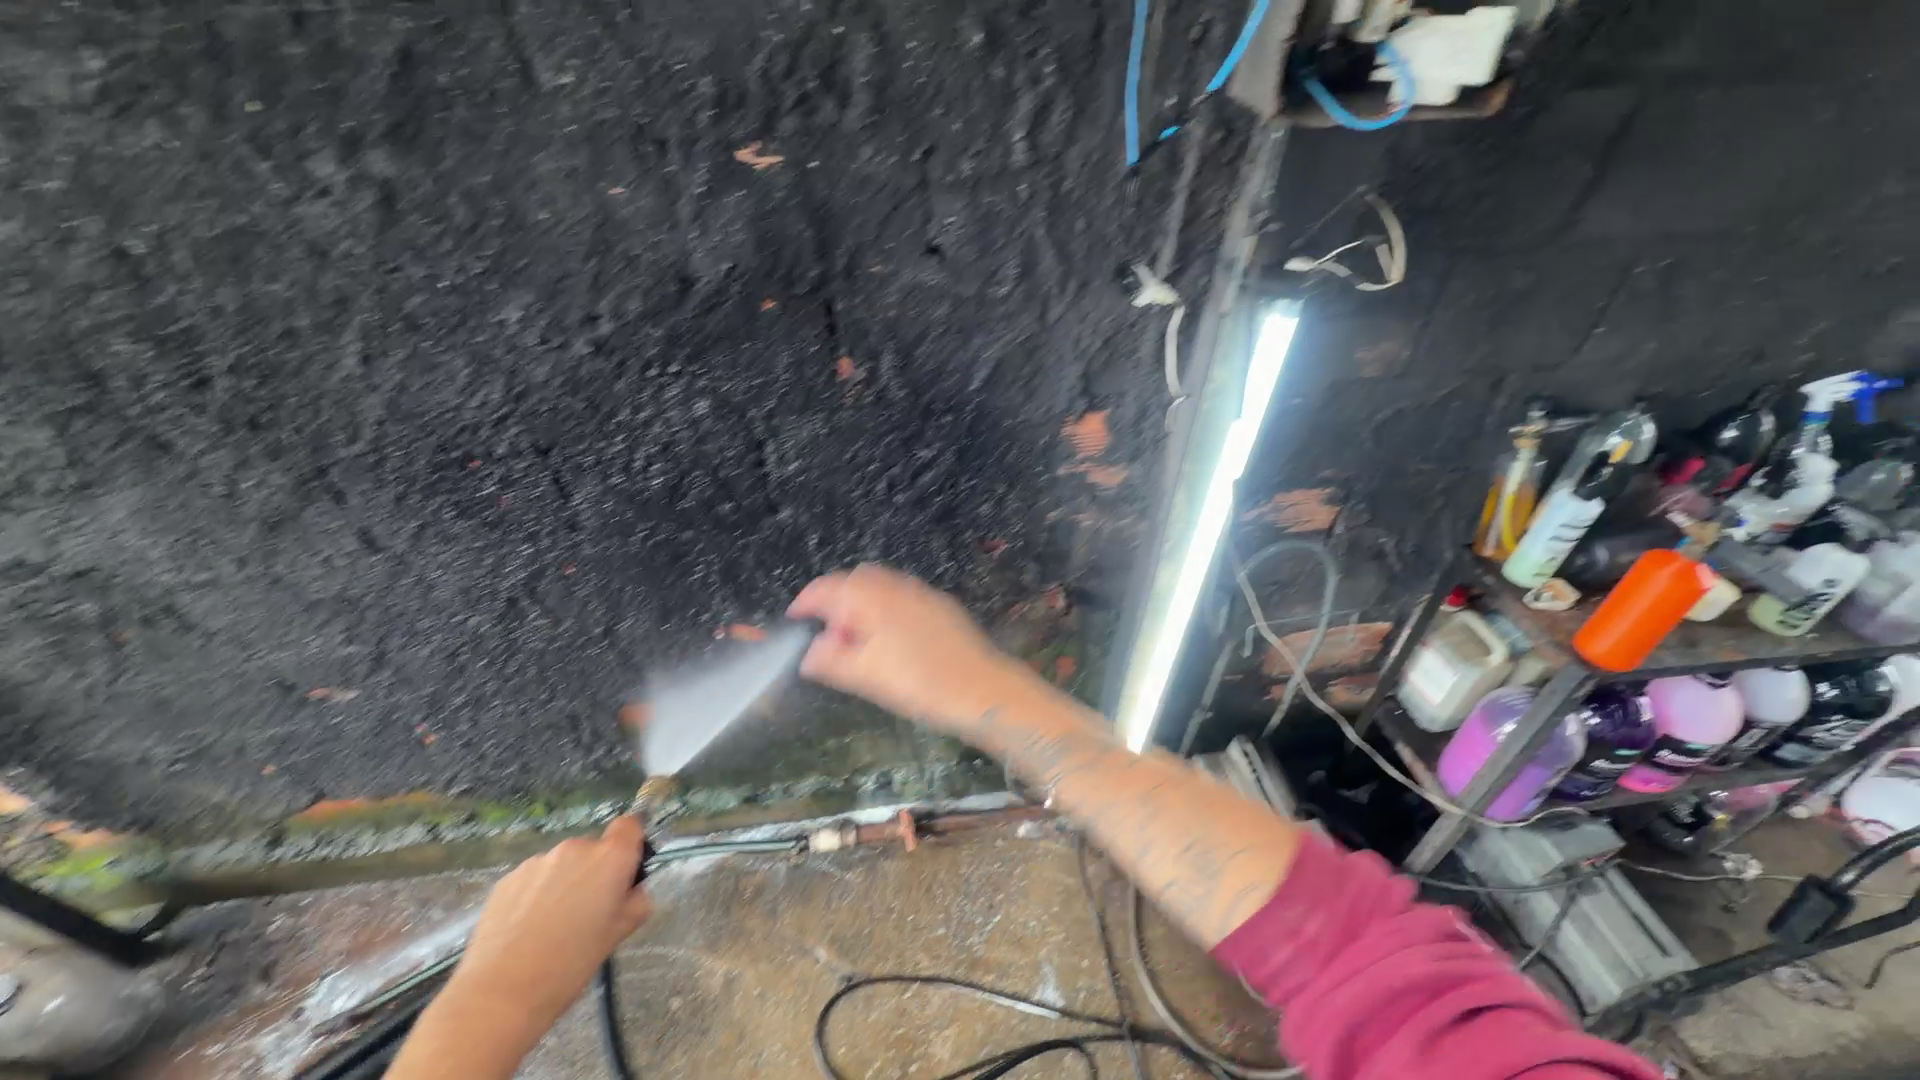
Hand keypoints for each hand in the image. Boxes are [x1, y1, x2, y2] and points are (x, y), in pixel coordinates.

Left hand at [443, 816, 653, 1040]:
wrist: (501, 994)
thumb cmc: (572, 964)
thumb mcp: (619, 933)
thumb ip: (635, 901)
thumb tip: (629, 891)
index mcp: (610, 857)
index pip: (629, 826)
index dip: (629, 846)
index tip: (624, 876)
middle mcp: (575, 848)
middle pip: (593, 849)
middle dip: (594, 873)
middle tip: (587, 914)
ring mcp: (537, 862)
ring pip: (561, 865)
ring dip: (563, 884)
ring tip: (551, 927)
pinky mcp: (507, 879)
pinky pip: (533, 879)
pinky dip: (535, 895)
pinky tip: (526, 930)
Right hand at [788, 564, 1045, 735]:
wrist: (982, 689)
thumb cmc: (919, 684)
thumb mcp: (865, 677)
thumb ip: (830, 659)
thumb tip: (810, 651)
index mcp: (873, 599)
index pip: (829, 587)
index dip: (807, 601)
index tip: (795, 618)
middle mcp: (897, 587)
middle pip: (857, 580)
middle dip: (837, 601)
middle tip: (829, 635)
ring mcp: (924, 594)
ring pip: (883, 587)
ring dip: (863, 605)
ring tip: (859, 642)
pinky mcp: (943, 607)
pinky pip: (904, 598)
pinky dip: (887, 610)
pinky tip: (892, 642)